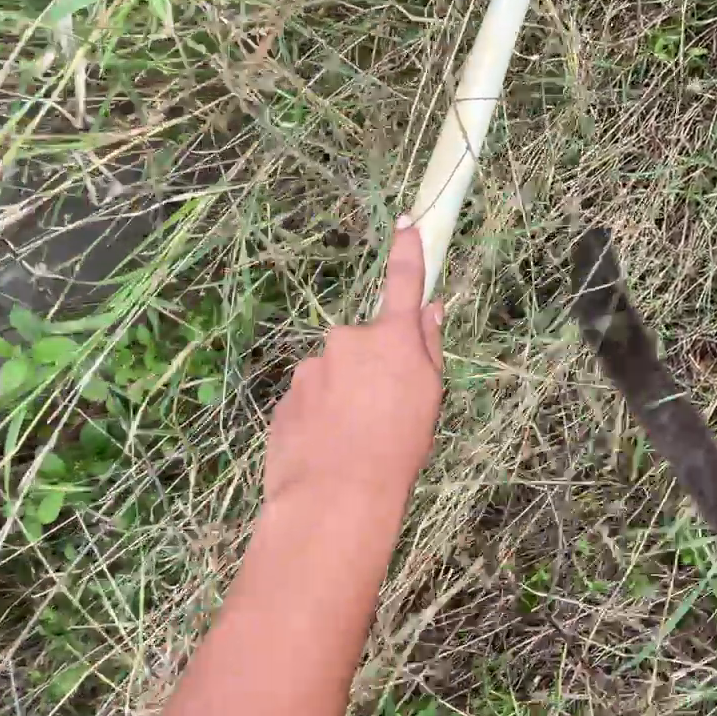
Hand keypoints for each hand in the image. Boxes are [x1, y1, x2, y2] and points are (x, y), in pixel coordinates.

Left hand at [262, 217, 444, 506]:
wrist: (335, 494)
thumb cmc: (400, 442)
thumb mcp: (431, 393)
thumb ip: (428, 346)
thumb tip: (429, 311)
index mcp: (393, 337)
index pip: (404, 282)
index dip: (407, 249)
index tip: (406, 221)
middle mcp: (348, 340)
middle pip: (366, 342)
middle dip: (373, 364)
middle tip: (386, 407)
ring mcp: (312, 367)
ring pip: (335, 371)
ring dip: (345, 392)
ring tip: (355, 435)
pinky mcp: (286, 397)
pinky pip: (311, 397)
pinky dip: (322, 414)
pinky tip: (331, 444)